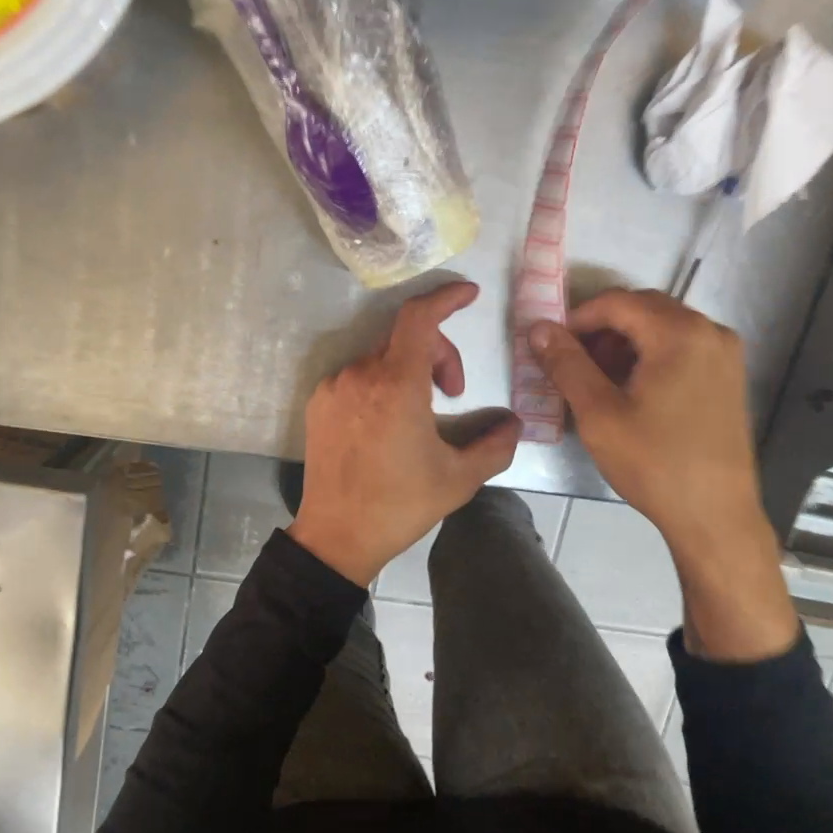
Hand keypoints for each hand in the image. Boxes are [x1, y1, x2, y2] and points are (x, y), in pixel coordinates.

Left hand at [289, 283, 521, 586]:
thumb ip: (495, 445)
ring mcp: (334, 389)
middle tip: (453, 393)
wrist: (337, 537)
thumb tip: (514, 425)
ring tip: (420, 414)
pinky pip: (356, 378)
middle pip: (404, 337)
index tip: (468, 295)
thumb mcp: (459, 479)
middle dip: (437, 353)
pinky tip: (388, 424)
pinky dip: (380, 385)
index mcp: (396, 385)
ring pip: (379, 358)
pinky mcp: (318, 406)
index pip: (420, 316)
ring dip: (408, 371)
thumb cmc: (401, 505)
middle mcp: (360, 375)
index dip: (446, 297)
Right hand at [529, 290, 797, 660]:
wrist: (714, 514)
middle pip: (644, 309)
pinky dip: (651, 357)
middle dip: (602, 329)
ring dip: (626, 343)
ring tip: (598, 381)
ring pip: (664, 329)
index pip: (618, 302)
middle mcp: (710, 332)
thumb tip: (538, 329)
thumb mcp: (599, 414)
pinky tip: (631, 392)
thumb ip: (567, 365)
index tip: (551, 346)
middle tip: (572, 364)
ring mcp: (725, 355)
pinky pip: (683, 348)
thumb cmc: (654, 463)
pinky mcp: (728, 378)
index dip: (578, 318)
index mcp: (680, 334)